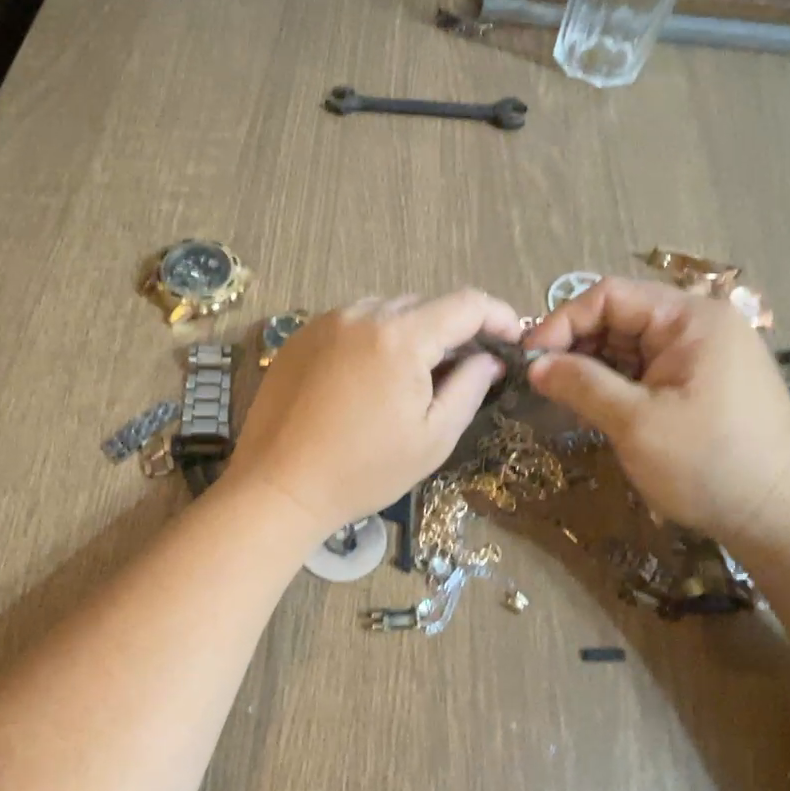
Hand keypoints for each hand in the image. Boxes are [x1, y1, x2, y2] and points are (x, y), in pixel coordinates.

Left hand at [228, 289, 522, 533]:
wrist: (278, 487)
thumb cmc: (362, 471)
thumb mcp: (432, 438)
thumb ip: (468, 388)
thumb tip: (488, 359)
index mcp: (400, 337)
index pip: (465, 304)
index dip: (498, 315)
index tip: (511, 340)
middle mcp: (361, 315)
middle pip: (423, 305)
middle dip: (451, 331)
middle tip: (461, 371)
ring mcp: (324, 323)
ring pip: (384, 312)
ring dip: (408, 335)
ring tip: (410, 380)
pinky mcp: (298, 338)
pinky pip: (349, 325)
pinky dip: (370, 342)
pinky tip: (366, 382)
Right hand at [527, 278, 789, 551]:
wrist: (779, 519)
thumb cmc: (708, 464)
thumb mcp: (635, 423)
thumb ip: (580, 384)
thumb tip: (534, 365)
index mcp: (692, 319)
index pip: (610, 296)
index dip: (563, 322)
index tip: (529, 361)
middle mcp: (701, 326)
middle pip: (620, 318)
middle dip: (575, 347)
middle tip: (542, 386)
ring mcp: (706, 356)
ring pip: (630, 347)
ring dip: (592, 370)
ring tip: (565, 403)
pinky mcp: (704, 385)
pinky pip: (647, 371)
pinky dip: (616, 386)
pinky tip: (597, 412)